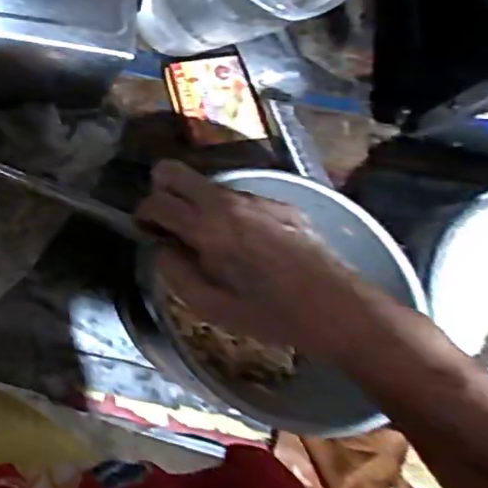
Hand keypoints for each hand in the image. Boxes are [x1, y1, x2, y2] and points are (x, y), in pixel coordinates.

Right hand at [135, 160, 384, 357]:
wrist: (344, 312)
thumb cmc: (273, 316)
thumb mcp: (212, 308)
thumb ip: (174, 273)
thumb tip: (161, 248)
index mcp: (206, 228)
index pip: (155, 201)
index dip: (142, 215)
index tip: (147, 232)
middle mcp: (225, 202)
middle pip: (171, 170)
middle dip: (160, 191)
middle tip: (169, 223)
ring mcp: (254, 198)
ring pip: (205, 184)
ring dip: (195, 203)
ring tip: (212, 240)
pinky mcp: (279, 202)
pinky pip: (237, 196)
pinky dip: (227, 211)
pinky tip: (247, 245)